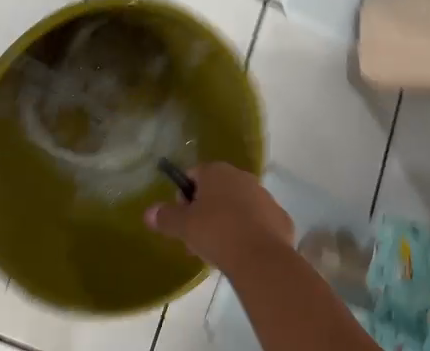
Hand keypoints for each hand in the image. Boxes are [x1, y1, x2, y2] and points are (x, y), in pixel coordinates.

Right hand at [144, 163, 294, 272]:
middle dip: (206, 213)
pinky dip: (251, 234)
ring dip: (229, 222)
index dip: (184, 198)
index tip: (183, 221)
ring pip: (239, 206)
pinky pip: (260, 223)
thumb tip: (148, 213)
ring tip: (221, 252)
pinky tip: (245, 254)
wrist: (261, 259)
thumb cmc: (217, 233)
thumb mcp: (184, 227)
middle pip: (217, 191)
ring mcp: (265, 196)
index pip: (193, 176)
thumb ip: (165, 217)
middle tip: (198, 241)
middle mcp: (242, 177)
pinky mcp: (281, 219)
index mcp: (216, 172)